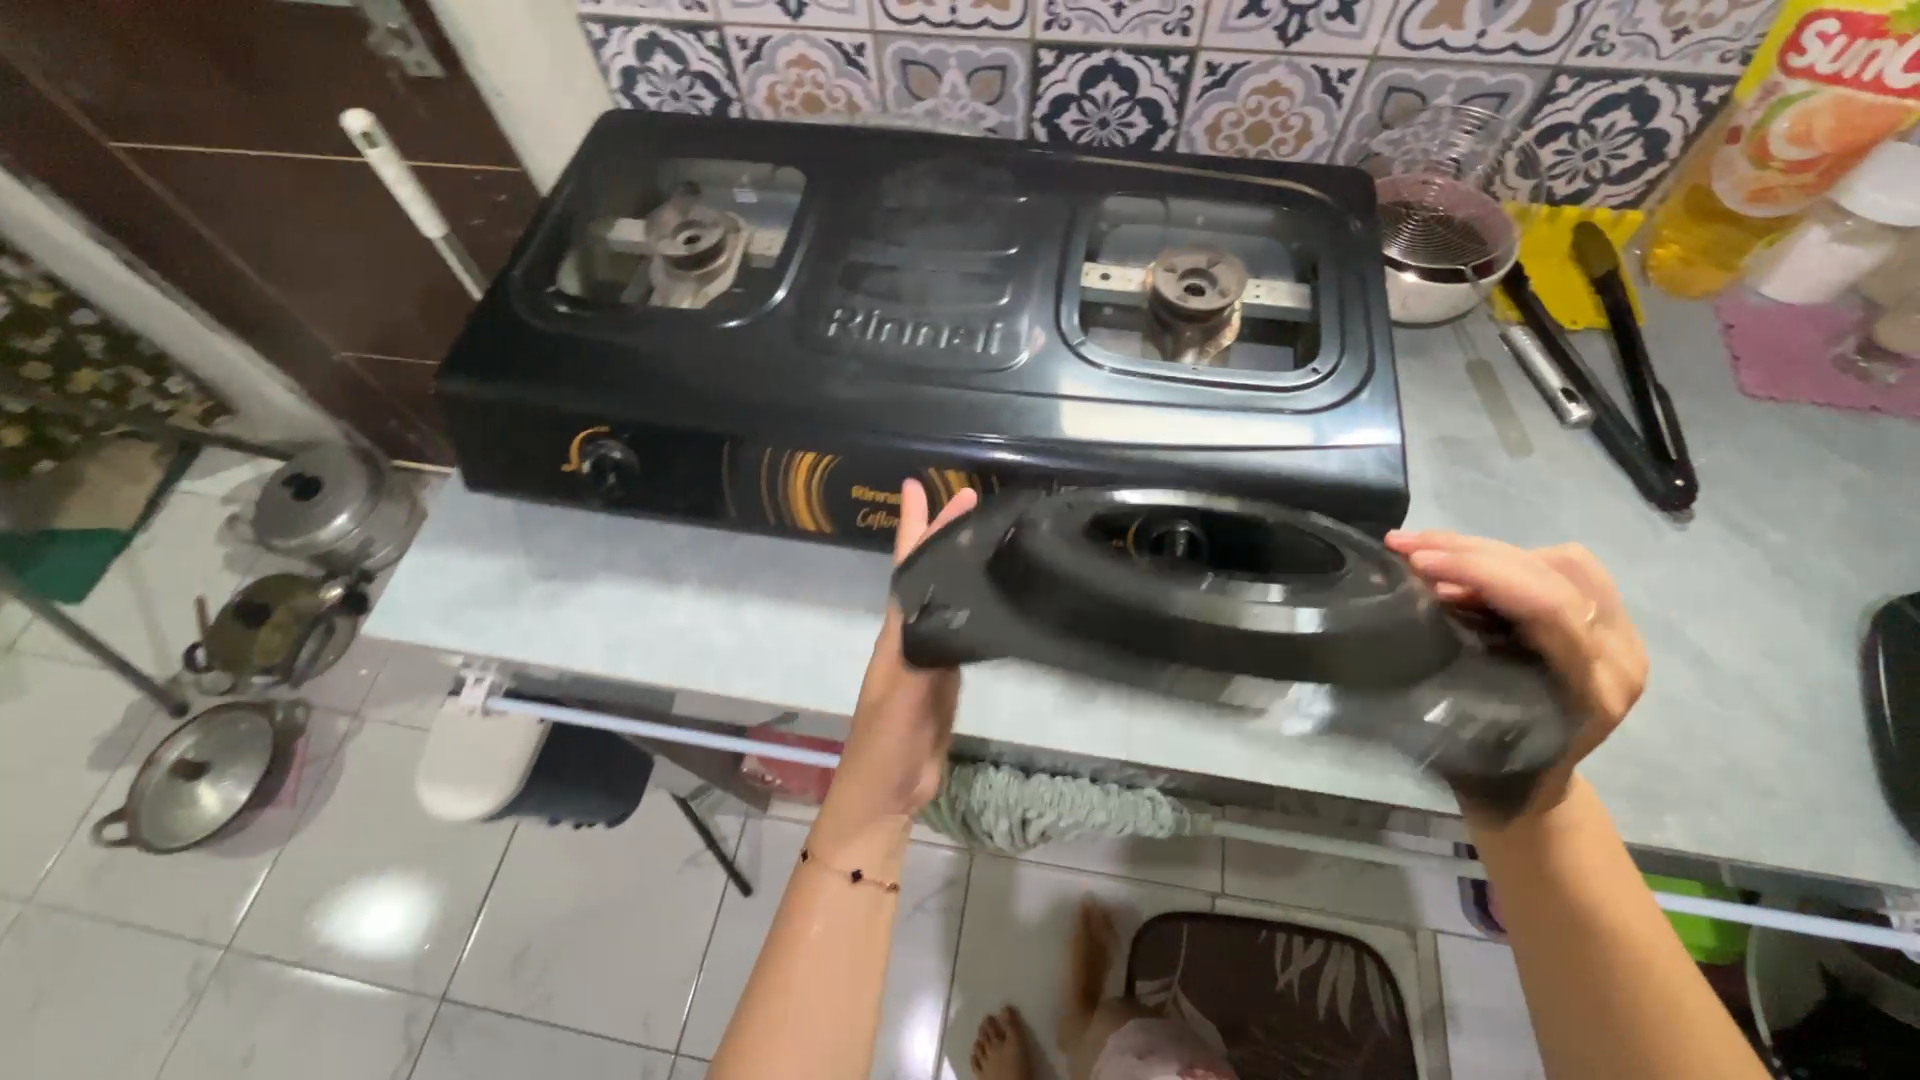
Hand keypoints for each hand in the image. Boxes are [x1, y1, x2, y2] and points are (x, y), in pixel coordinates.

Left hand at [828, 479, 978, 823]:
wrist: (887, 794)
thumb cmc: (886, 747)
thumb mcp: (903, 699)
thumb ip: (922, 657)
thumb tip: (945, 607)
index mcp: (896, 637)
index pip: (906, 571)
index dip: (911, 529)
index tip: (918, 487)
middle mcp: (910, 640)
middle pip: (928, 577)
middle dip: (942, 537)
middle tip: (967, 498)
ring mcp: (928, 660)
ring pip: (944, 601)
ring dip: (959, 568)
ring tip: (984, 539)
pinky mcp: (944, 682)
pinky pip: (958, 632)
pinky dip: (971, 607)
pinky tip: (988, 601)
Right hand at [1385, 530, 1647, 816]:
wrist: (1531, 792)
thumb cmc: (1490, 770)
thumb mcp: (1469, 731)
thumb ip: (1458, 668)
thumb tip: (1420, 600)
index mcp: (1591, 688)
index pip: (1548, 605)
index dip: (1481, 572)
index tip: (1418, 561)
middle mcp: (1619, 656)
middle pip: (1554, 571)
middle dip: (1473, 551)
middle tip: (1408, 547)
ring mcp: (1620, 637)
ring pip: (1561, 560)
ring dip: (1487, 551)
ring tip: (1427, 553)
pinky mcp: (1605, 624)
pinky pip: (1562, 570)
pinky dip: (1503, 559)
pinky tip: (1456, 565)